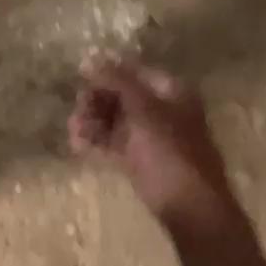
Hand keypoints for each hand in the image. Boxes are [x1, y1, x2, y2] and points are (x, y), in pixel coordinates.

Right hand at [70, 55, 234, 230]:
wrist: (190, 207)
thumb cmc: (171, 151)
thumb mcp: (144, 109)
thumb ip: (117, 80)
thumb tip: (90, 58)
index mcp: (171, 93)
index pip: (133, 71)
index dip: (107, 73)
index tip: (82, 78)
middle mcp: (160, 110)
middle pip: (119, 95)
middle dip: (94, 101)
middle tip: (78, 110)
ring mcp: (148, 135)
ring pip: (111, 118)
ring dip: (90, 121)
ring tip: (75, 131)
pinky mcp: (136, 158)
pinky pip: (110, 141)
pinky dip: (94, 140)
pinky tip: (78, 144)